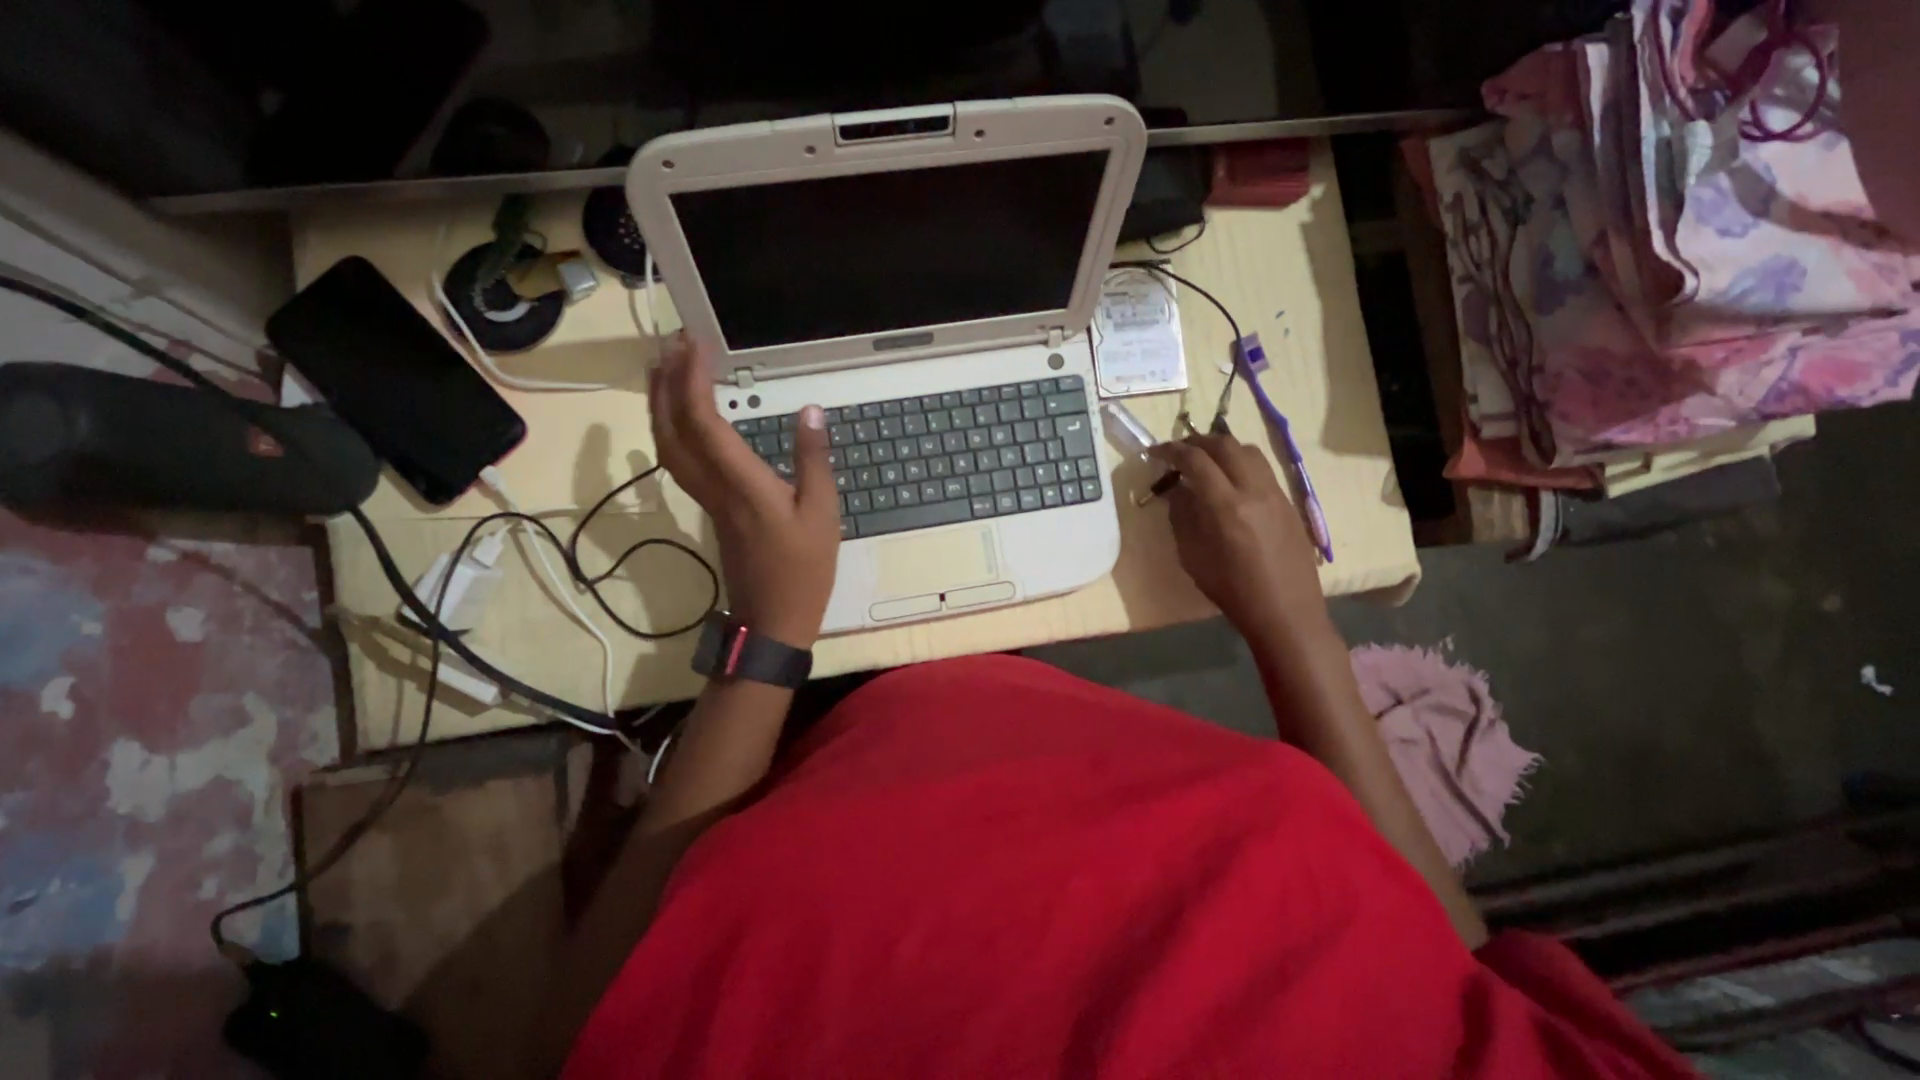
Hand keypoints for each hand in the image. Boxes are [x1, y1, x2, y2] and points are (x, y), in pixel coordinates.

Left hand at [649, 337, 839, 648]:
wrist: (772, 620)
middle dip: (665, 383)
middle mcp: (713, 486)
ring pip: (667, 445)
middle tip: (672, 344)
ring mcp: (706, 498)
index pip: (703, 422)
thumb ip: (813, 460)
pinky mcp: (709, 507)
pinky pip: (678, 459)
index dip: (692, 380)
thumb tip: (810, 410)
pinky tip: (685, 415)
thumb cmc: (803, 570)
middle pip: (671, 429)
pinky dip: (673, 428)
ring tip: (665, 369)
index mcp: (741, 484)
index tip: (695, 345)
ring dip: (661, 404)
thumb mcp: (822, 513)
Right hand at [1148, 434, 1330, 648]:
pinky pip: (1262, 469)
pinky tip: (1230, 481)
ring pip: (1248, 450)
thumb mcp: (1193, 557)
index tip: (1156, 453)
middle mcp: (1254, 491)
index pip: (1196, 460)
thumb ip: (1182, 517)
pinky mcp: (1288, 502)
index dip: (1172, 451)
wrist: (1286, 612)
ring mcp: (1276, 494)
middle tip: (1179, 452)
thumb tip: (1177, 490)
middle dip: (1197, 442)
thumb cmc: (1232, 591)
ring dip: (1222, 448)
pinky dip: (1241, 463)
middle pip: (1225, 445)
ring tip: (1206, 461)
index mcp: (1226, 507)